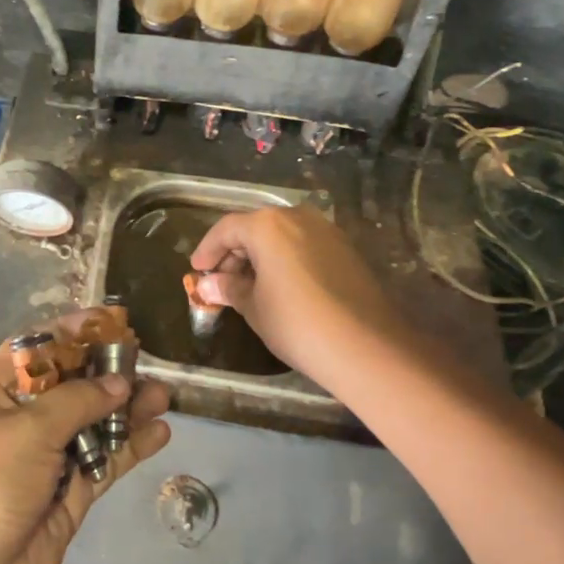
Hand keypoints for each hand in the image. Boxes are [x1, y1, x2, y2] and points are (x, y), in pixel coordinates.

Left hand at [0, 323, 171, 563]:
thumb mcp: (27, 431)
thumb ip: (77, 402)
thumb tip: (119, 381)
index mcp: (3, 393)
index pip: (38, 349)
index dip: (70, 332)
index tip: (109, 320)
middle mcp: (27, 419)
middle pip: (74, 384)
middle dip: (109, 371)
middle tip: (146, 360)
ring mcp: (51, 457)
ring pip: (96, 423)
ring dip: (128, 409)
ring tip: (163, 396)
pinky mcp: (71, 493)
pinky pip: (105, 461)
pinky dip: (130, 447)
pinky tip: (158, 432)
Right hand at [190, 205, 398, 385]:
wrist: (367, 347)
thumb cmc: (297, 323)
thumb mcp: (254, 307)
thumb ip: (229, 289)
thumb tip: (207, 284)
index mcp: (267, 225)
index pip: (226, 229)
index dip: (207, 250)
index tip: (196, 270)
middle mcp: (296, 216)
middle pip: (255, 228)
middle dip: (234, 254)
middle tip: (221, 282)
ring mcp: (325, 230)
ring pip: (281, 236)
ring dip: (261, 257)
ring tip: (249, 287)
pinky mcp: (345, 249)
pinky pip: (303, 246)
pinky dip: (286, 260)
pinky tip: (281, 287)